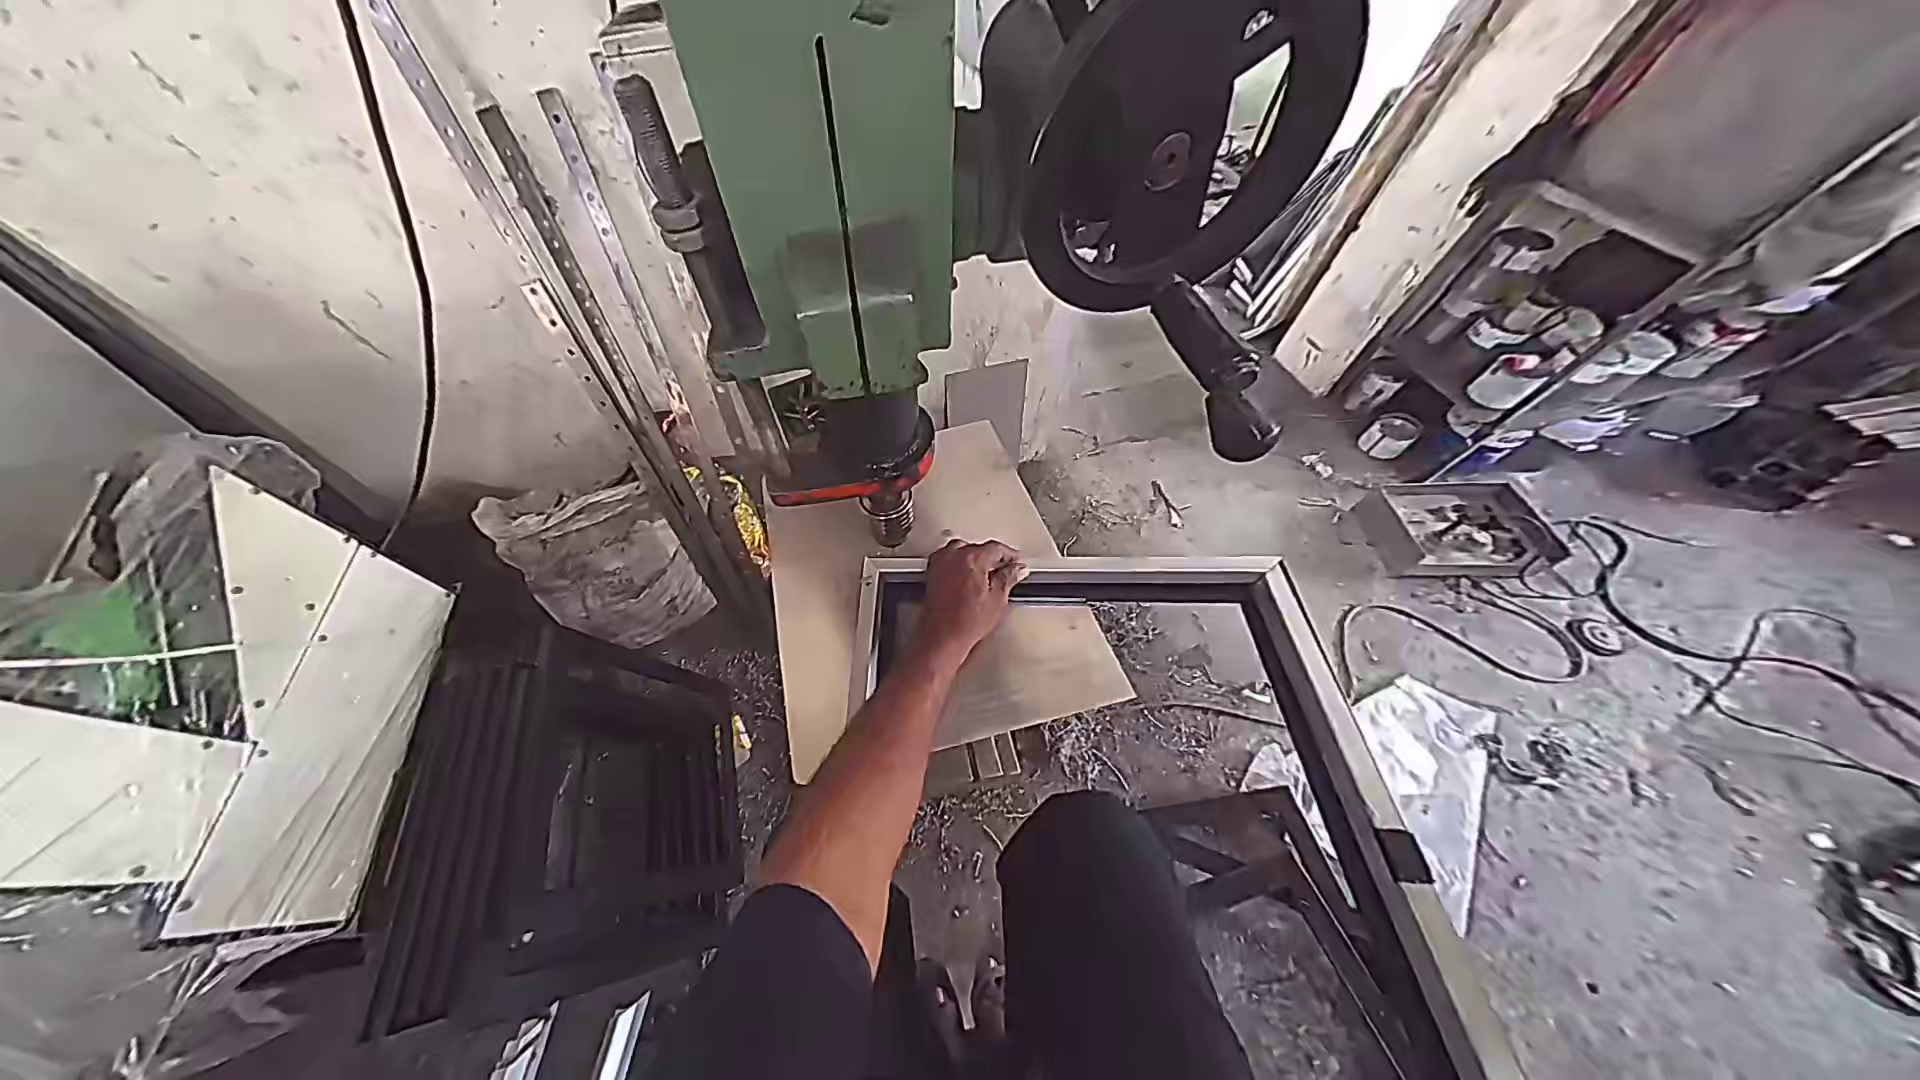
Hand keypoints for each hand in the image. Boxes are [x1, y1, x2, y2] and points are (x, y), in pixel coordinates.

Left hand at [910, 539, 1025, 666]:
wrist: (942, 636)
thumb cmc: (964, 622)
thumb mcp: (997, 599)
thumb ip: (1008, 578)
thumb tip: (1017, 569)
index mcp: (971, 558)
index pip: (996, 548)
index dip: (1010, 555)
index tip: (1016, 562)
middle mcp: (953, 557)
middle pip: (977, 547)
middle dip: (992, 556)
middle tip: (1005, 568)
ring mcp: (940, 564)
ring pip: (961, 550)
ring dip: (974, 557)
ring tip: (986, 572)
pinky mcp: (932, 574)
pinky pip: (948, 558)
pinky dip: (958, 562)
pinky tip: (966, 575)